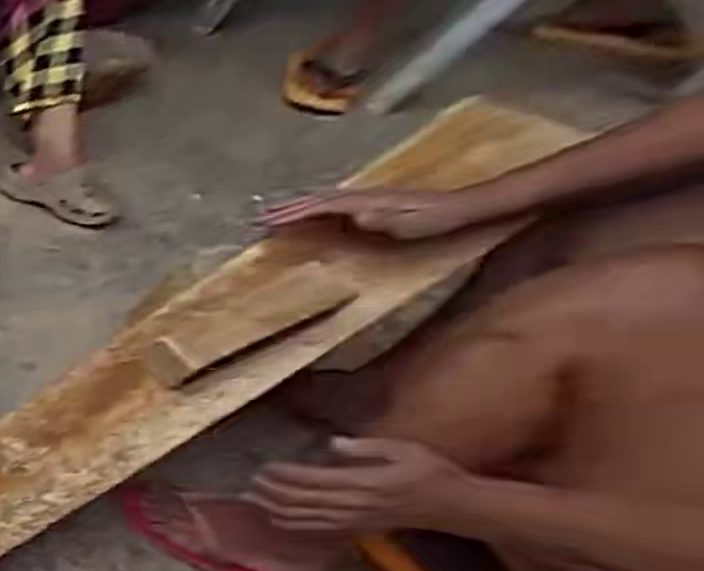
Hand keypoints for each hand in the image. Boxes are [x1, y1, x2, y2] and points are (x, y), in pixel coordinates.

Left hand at [247, 437, 470, 531]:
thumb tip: (332, 443)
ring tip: (251, 497)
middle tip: (250, 481)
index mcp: (364, 483)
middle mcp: (352, 504)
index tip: (266, 466)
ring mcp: (349, 520)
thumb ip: (366, 448)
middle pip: (298, 500)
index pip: (312, 480)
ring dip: (272, 507)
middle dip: (270, 491)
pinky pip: (312, 527)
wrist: (454, 507)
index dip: (284, 474)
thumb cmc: (432, 473)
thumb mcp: (406, 450)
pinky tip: (272, 515)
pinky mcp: (351, 529)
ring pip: (300, 516)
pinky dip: (289, 522)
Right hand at [257, 188, 478, 240]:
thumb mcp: (404, 221)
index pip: (320, 207)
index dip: (293, 214)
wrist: (462, 207)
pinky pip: (333, 204)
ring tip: (276, 213)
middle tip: (260, 216)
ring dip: (299, 205)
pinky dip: (314, 206)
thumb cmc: (431, 220)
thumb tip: (352, 214)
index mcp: (363, 202)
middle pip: (318, 200)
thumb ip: (377, 217)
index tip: (266, 223)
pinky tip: (309, 212)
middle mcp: (361, 197)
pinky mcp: (370, 204)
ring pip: (324, 200)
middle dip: (289, 208)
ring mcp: (366, 199)